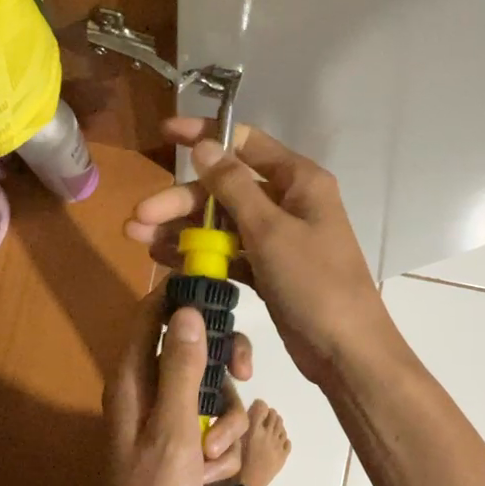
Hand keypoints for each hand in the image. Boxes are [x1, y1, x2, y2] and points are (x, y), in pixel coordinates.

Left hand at [64, 297, 250, 485]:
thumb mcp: (174, 430)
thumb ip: (182, 368)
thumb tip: (187, 309)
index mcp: (132, 379)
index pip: (153, 313)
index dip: (187, 300)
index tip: (227, 304)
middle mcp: (144, 392)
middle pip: (194, 350)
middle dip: (223, 369)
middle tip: (243, 379)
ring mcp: (162, 422)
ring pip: (210, 392)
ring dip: (225, 421)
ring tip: (216, 458)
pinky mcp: (178, 449)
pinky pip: (210, 427)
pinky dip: (219, 447)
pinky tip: (213, 475)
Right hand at [127, 118, 390, 386]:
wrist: (345, 351)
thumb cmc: (314, 283)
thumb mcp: (270, 230)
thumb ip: (233, 186)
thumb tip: (203, 145)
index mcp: (298, 181)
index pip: (245, 144)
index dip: (204, 136)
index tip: (164, 134)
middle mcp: (287, 203)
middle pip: (224, 189)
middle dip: (181, 201)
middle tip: (138, 216)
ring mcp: (277, 239)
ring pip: (222, 224)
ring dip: (182, 229)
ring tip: (138, 239)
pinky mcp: (268, 271)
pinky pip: (228, 254)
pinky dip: (201, 255)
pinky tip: (165, 260)